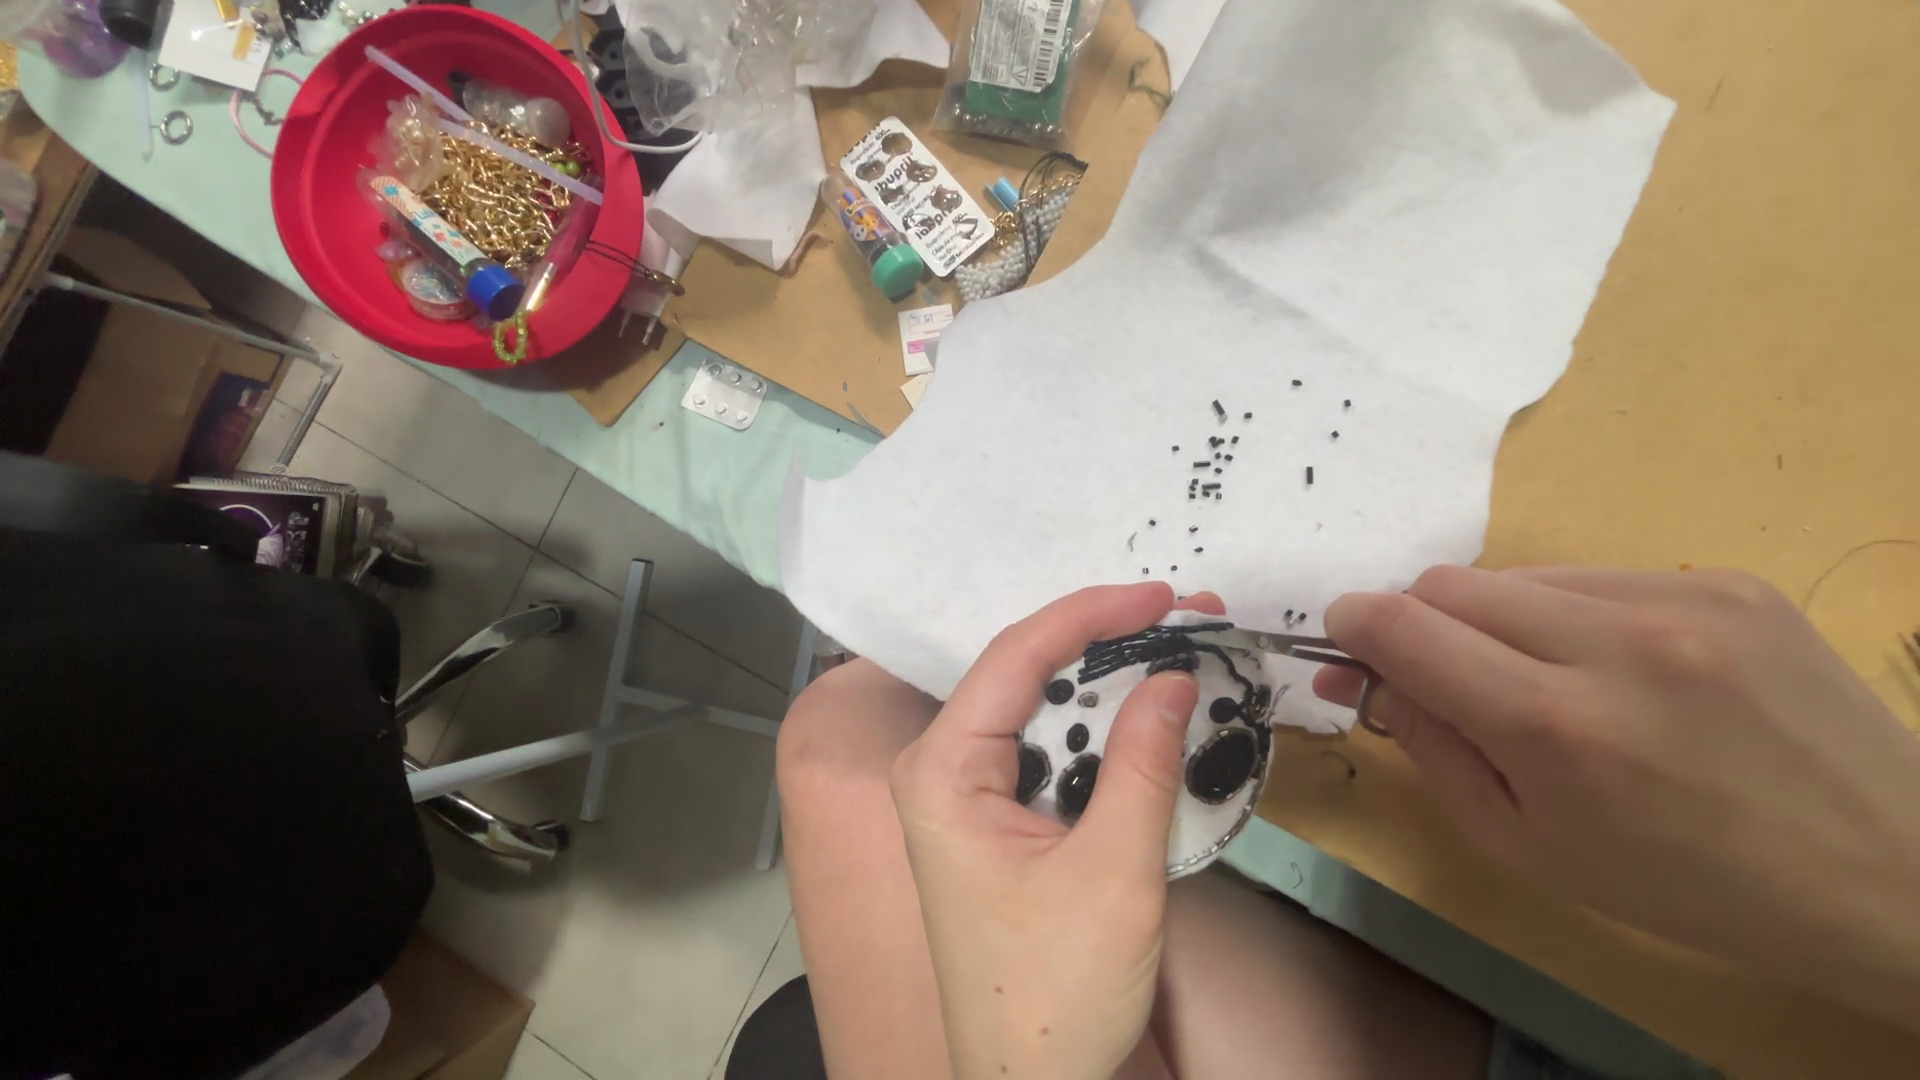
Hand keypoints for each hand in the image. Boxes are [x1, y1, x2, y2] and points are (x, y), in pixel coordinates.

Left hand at [890, 583, 1202, 1079]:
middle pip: (1024, 674)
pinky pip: (1049, 747)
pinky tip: (1146, 705)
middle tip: (1182, 617)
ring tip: (1178, 647)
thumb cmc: (1057, 991)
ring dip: (1107, 680)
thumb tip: (1173, 675)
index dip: (1087, 615)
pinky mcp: (999, 813)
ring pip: (1041, 706)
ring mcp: (968, 789)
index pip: (1013, 658)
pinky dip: (1101, 726)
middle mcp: (943, 765)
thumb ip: (1141, 766)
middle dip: (1103, 641)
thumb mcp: (1114, 875)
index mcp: (942, 770)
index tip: (1157, 596)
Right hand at [1315, 565, 1919, 1025]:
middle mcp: (1612, 643)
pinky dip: (1564, 613)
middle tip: (1444, 678)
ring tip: (1543, 680)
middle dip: (1417, 623)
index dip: (1352, 626)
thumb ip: (1424, 743)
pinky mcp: (1726, 581)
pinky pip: (1586, 576)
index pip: (1400, 626)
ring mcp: (1678, 600)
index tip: (1349, 647)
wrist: (1899, 877)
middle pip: (1442, 583)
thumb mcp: (1520, 842)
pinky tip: (1613, 668)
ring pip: (1511, 574)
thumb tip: (1352, 673)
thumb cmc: (1681, 884)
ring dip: (1492, 619)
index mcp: (1553, 726)